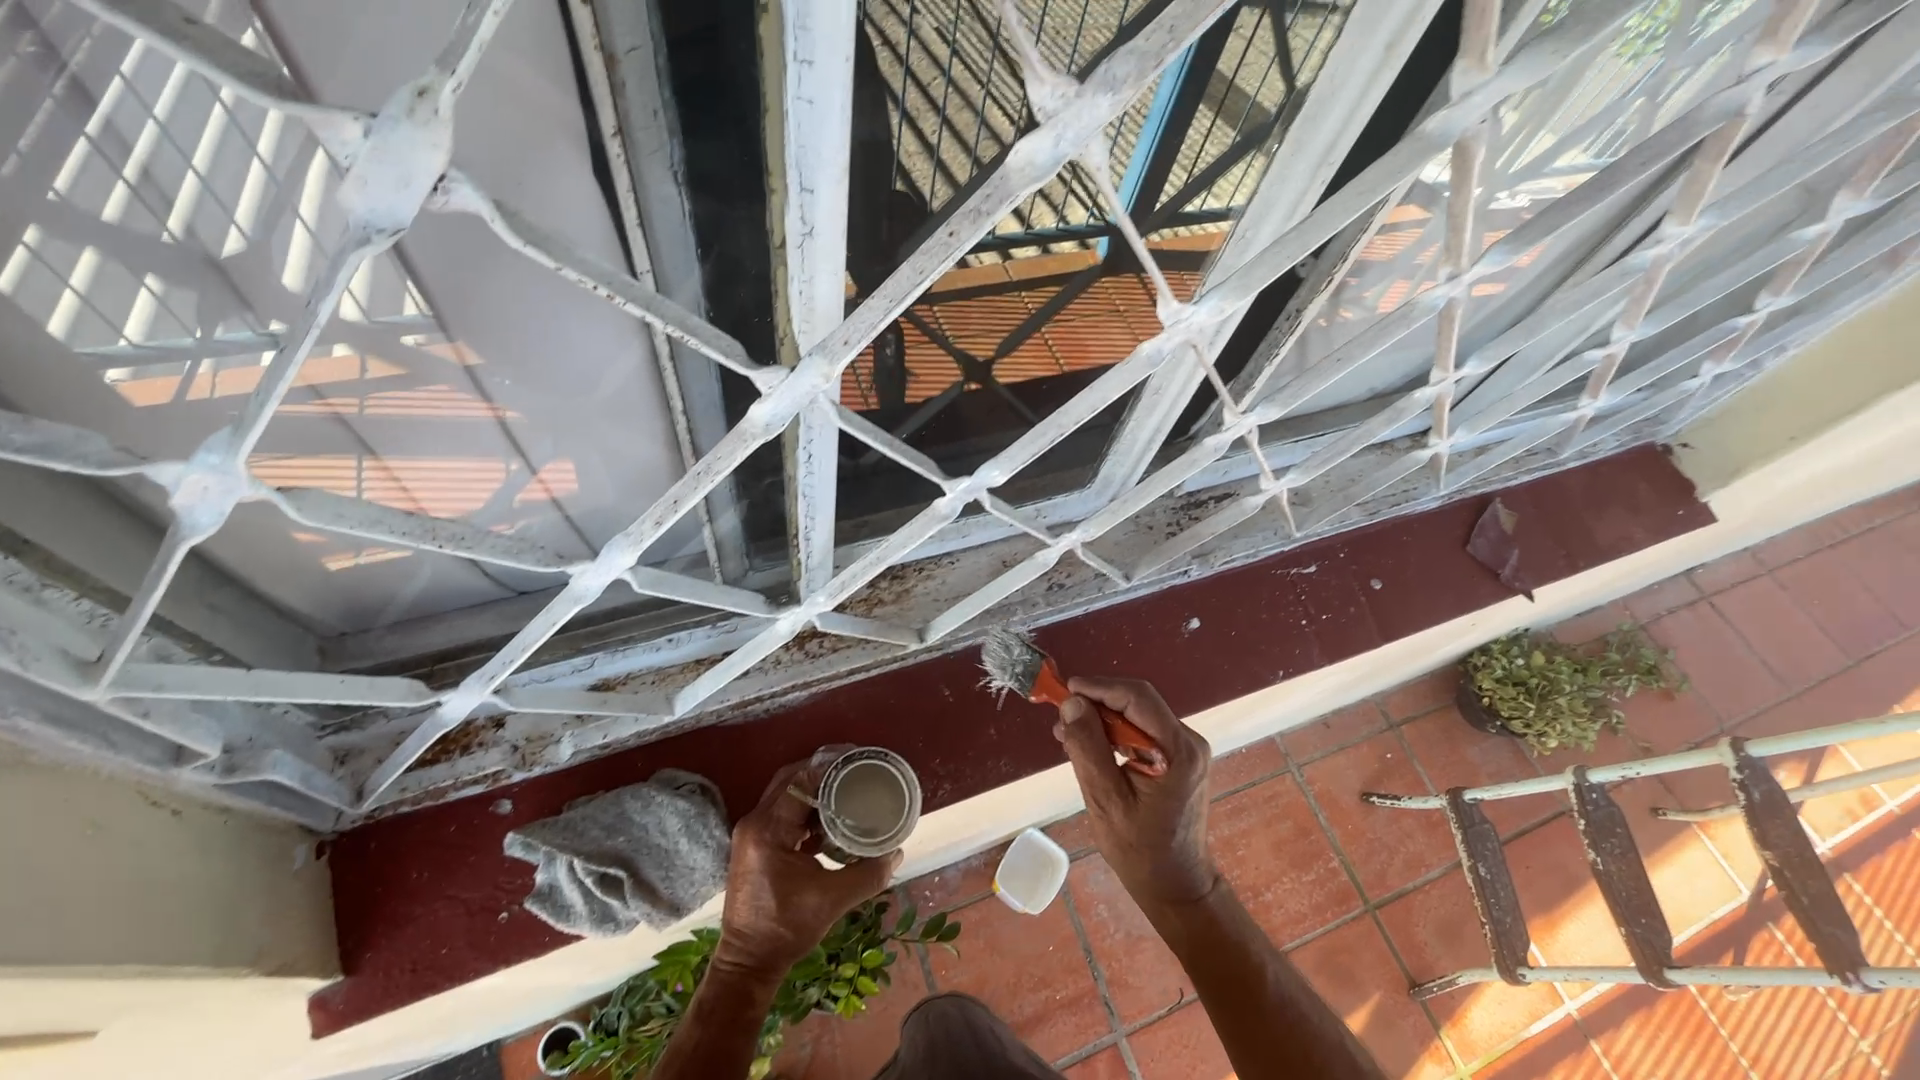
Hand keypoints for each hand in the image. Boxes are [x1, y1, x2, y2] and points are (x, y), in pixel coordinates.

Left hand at [712, 758, 901, 979]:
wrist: (749, 961)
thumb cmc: (786, 929)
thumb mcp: (833, 900)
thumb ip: (868, 873)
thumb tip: (897, 851)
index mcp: (768, 829)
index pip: (800, 780)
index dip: (829, 765)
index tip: (857, 759)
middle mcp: (755, 823)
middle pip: (790, 780)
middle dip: (822, 770)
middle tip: (855, 767)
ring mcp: (752, 834)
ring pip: (786, 795)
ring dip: (814, 789)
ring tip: (848, 788)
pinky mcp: (756, 846)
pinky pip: (783, 814)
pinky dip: (806, 809)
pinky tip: (832, 818)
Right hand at [1054, 677, 1218, 917]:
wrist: (1176, 884)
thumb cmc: (1139, 851)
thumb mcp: (1105, 800)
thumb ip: (1088, 749)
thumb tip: (1072, 704)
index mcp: (1178, 750)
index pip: (1137, 698)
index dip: (1099, 687)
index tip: (1065, 690)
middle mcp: (1189, 742)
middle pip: (1139, 703)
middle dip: (1098, 704)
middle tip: (1061, 717)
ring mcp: (1188, 750)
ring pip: (1139, 716)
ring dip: (1103, 720)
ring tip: (1069, 735)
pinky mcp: (1181, 759)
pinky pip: (1144, 733)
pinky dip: (1116, 735)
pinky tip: (1092, 748)